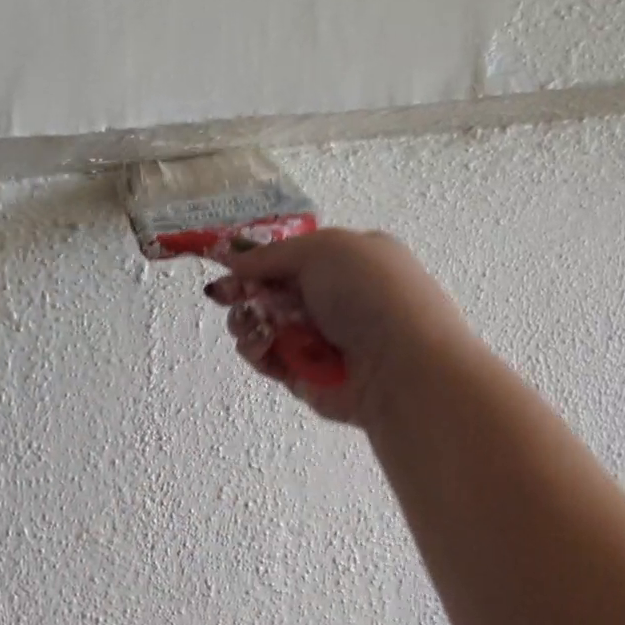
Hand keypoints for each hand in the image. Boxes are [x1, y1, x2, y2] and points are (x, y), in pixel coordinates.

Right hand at [204, 228, 480, 425]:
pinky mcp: (301, 373)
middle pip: (267, 291)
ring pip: (259, 325)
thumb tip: (233, 259)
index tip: (226, 268)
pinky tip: (262, 346)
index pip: (288, 258)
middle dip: (242, 292)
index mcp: (346, 260)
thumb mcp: (324, 250)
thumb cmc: (370, 295)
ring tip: (253, 324)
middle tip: (224, 297)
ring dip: (246, 321)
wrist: (399, 365)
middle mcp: (331, 298)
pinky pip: (265, 357)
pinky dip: (256, 350)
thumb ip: (272, 254)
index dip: (255, 262)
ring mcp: (315, 338)